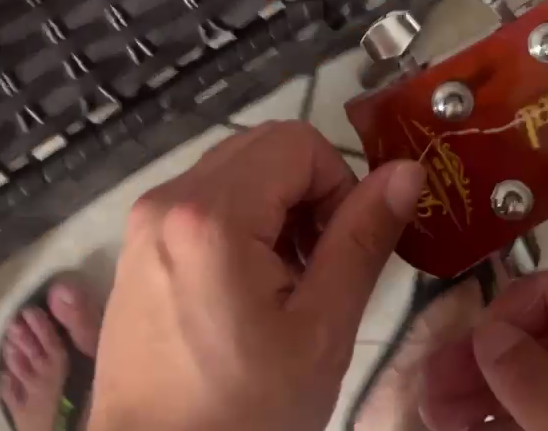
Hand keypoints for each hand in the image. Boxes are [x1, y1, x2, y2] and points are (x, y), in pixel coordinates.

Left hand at [88, 121, 425, 430]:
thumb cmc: (244, 413)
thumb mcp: (320, 330)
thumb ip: (363, 238)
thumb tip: (407, 170)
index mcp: (212, 212)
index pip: (298, 143)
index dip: (337, 184)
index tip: (340, 250)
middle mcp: (169, 196)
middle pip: (265, 145)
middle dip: (308, 190)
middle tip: (317, 264)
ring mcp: (147, 217)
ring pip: (237, 166)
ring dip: (276, 203)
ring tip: (284, 278)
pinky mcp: (139, 241)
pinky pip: (205, 194)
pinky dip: (241, 216)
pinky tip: (247, 282)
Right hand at [420, 261, 547, 430]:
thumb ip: (535, 383)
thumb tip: (488, 333)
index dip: (533, 298)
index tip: (483, 335)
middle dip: (492, 355)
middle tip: (432, 380)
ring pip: (546, 381)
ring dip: (486, 390)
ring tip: (430, 410)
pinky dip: (504, 423)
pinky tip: (459, 428)